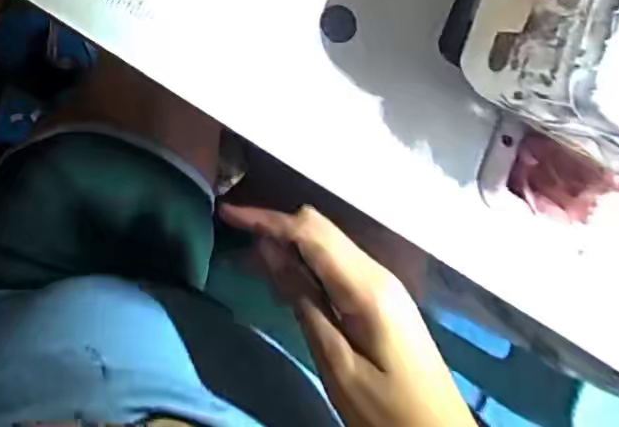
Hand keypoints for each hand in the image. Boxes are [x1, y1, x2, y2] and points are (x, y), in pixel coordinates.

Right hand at [220, 204, 474, 426]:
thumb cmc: (390, 416)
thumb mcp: (338, 367)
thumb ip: (303, 301)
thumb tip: (268, 249)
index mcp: (367, 286)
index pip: (308, 231)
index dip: (265, 218)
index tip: (228, 213)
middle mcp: (376, 271)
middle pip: (318, 227)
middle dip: (275, 225)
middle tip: (238, 242)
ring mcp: (382, 282)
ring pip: (326, 241)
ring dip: (290, 242)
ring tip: (256, 261)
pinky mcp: (382, 297)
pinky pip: (336, 261)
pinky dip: (307, 260)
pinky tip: (289, 279)